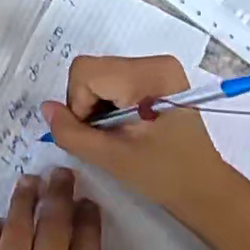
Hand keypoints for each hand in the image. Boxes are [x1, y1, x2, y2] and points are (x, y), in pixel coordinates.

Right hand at [42, 55, 249, 249]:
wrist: (203, 187)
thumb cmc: (162, 174)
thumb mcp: (110, 157)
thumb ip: (71, 132)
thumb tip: (46, 108)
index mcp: (150, 75)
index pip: (85, 73)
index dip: (78, 104)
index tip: (97, 133)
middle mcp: (154, 62)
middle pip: (90, 70)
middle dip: (86, 103)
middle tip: (105, 135)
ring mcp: (156, 67)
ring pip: (97, 74)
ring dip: (95, 104)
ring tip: (115, 132)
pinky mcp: (155, 76)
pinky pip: (111, 79)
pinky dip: (106, 101)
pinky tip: (122, 124)